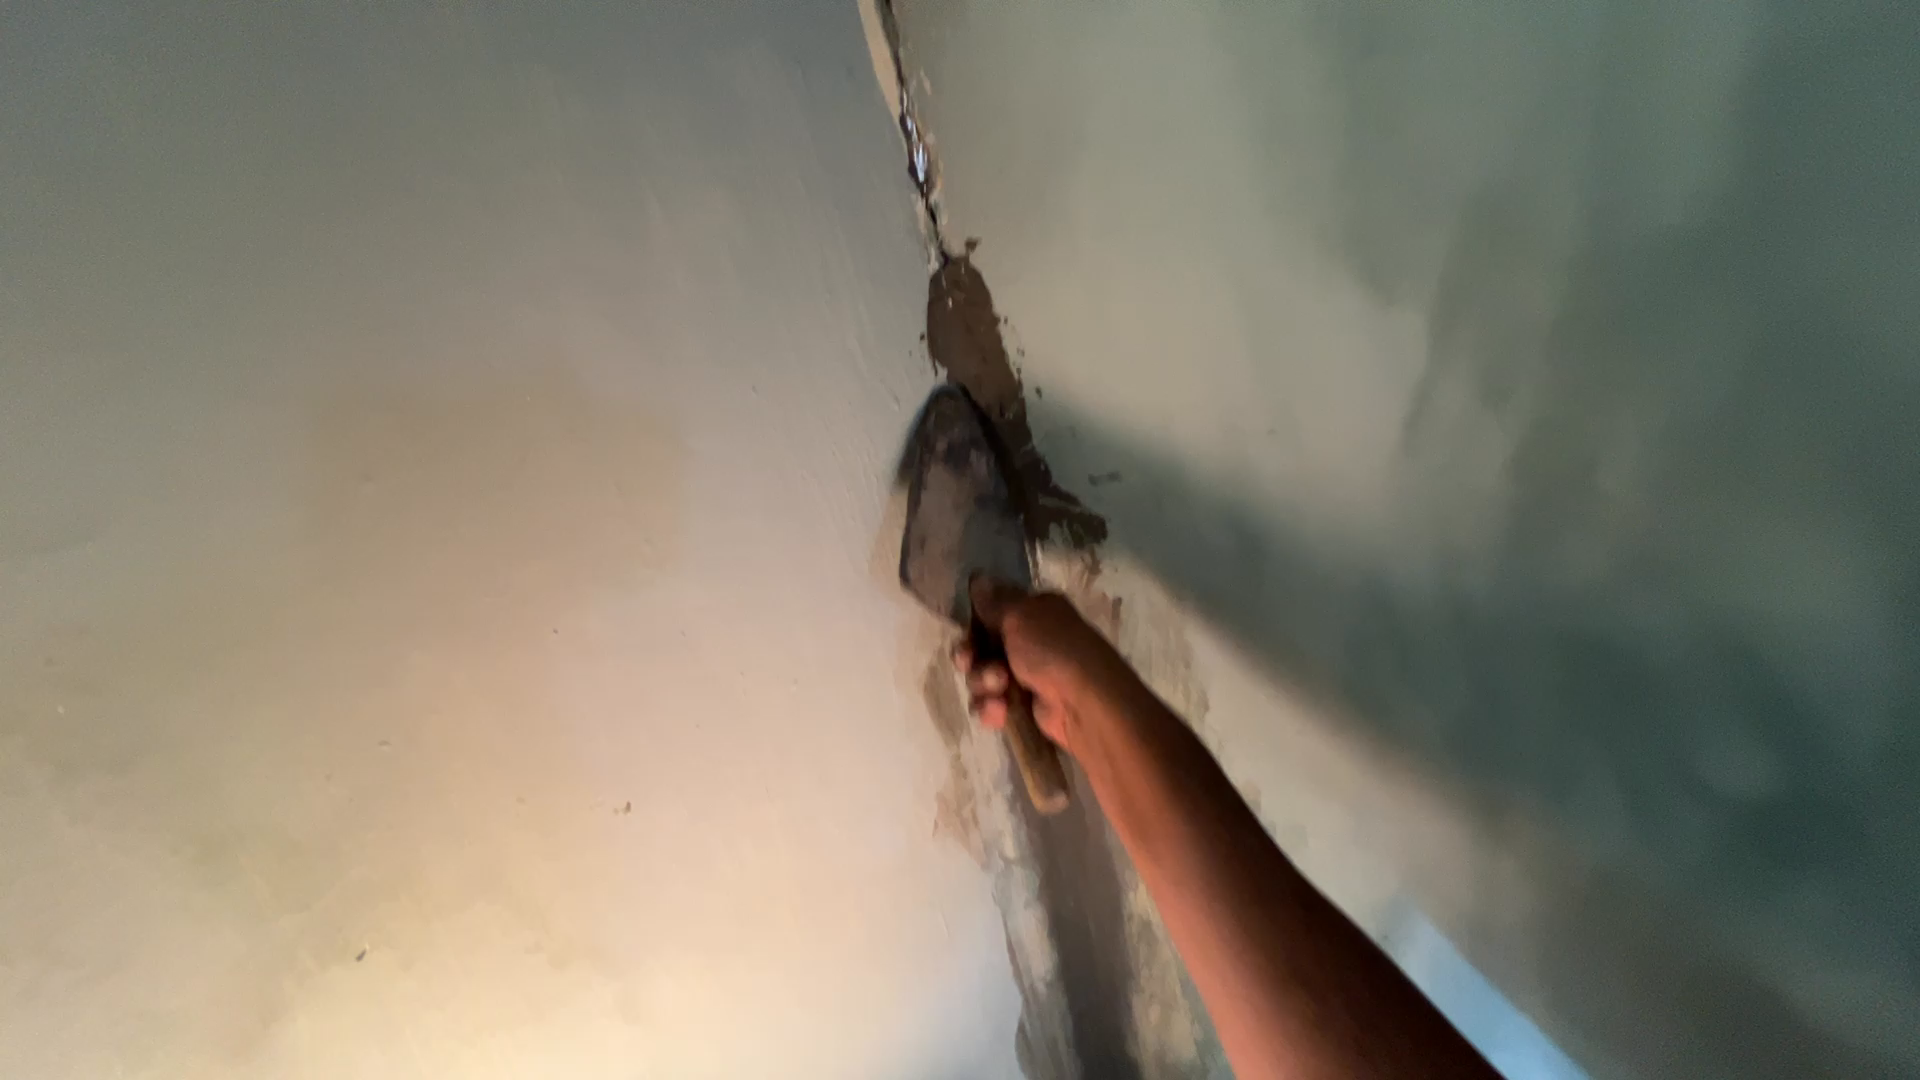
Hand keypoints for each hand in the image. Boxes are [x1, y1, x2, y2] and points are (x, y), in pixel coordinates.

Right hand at [954, 577, 1133, 755]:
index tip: (965, 630)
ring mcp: (1026, 675)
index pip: (992, 611)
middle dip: (971, 656)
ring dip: (983, 682)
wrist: (1082, 703)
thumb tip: (977, 576)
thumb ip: (994, 600)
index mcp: (1035, 611)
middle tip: (969, 660)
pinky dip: (992, 708)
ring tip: (1000, 688)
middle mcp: (1030, 640)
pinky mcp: (1022, 706)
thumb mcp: (1020, 616)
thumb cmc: (1052, 649)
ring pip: (982, 676)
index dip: (973, 622)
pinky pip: (992, 704)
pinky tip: (1001, 710)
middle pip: (981, 646)